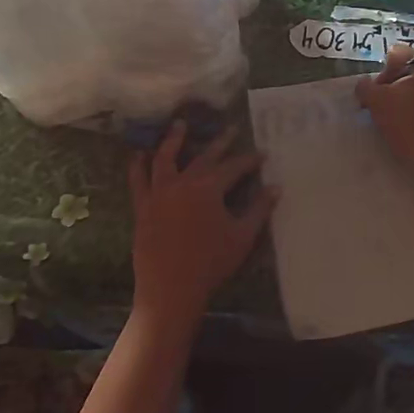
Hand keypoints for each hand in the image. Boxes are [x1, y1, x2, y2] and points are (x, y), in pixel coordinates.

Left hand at [128, 122, 275, 327]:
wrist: (171, 287)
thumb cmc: (211, 262)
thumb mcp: (242, 236)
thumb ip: (259, 209)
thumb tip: (276, 188)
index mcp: (209, 188)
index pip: (234, 167)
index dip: (250, 160)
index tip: (262, 154)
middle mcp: (183, 183)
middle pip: (204, 157)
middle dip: (220, 143)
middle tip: (230, 129)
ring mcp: (159, 193)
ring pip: (166, 159)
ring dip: (174, 140)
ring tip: (179, 125)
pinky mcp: (143, 207)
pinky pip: (138, 180)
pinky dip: (138, 165)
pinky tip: (139, 155)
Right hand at [356, 44, 413, 176]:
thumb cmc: (402, 121)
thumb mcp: (374, 99)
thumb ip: (364, 84)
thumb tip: (364, 83)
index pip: (395, 54)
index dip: (382, 72)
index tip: (379, 92)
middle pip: (402, 67)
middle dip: (387, 82)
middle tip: (379, 102)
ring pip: (408, 81)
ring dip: (394, 92)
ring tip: (387, 111)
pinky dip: (405, 100)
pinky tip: (398, 115)